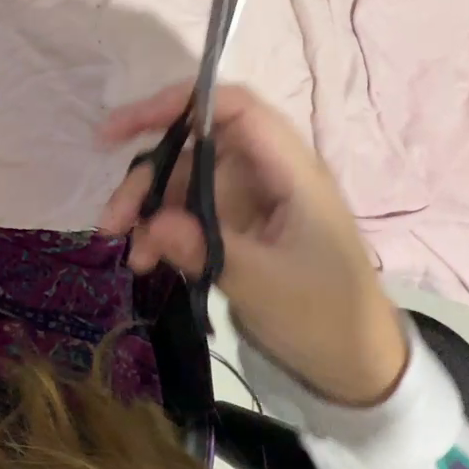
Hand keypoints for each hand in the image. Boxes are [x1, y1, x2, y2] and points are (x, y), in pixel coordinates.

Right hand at [98, 83, 407, 405]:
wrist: (355, 365)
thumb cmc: (327, 317)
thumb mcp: (268, 287)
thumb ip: (210, 251)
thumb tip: (154, 223)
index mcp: (289, 171)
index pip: (234, 109)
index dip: (180, 103)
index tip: (126, 126)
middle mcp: (262, 173)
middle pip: (192, 146)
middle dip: (147, 175)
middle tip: (113, 216)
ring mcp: (244, 197)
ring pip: (178, 178)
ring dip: (144, 206)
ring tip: (123, 245)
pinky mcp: (230, 223)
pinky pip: (181, 209)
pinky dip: (156, 228)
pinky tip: (144, 259)